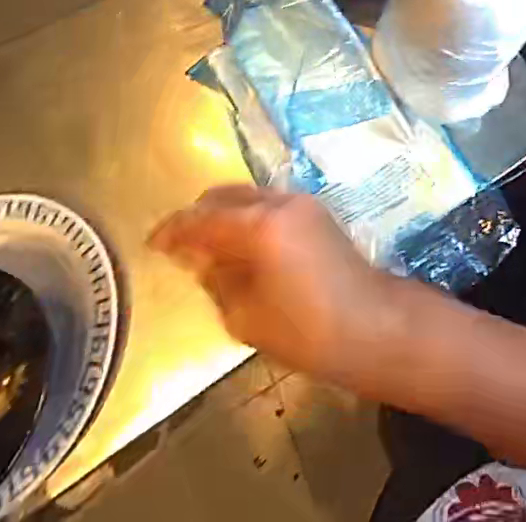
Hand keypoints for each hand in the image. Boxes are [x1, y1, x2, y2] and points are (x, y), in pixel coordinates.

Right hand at [150, 185, 402, 382]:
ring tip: (208, 245)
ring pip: (249, 195)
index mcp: (260, 225)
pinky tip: (240, 244)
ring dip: (224, 212)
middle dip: (198, 214)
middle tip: (178, 242)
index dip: (173, 230)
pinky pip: (269, 203)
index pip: (203, 219)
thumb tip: (199, 257)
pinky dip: (247, 215)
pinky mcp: (317, 211)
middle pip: (226, 194)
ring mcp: (303, 202)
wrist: (372, 324)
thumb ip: (215, 278)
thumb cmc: (305, 331)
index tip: (153, 243)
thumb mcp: (244, 315)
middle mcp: (281, 202)